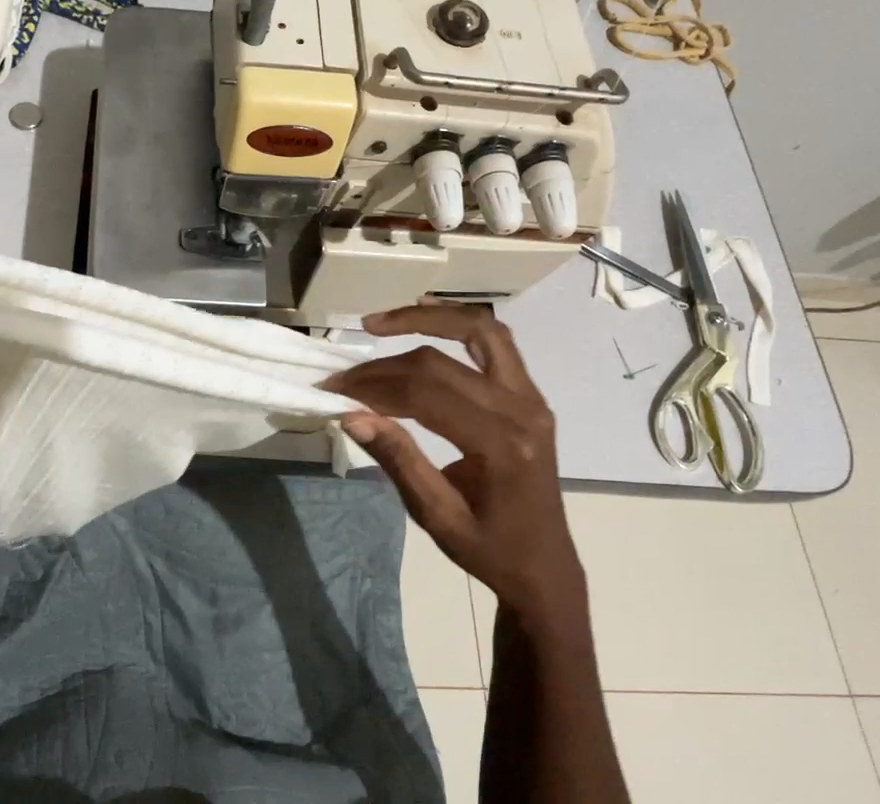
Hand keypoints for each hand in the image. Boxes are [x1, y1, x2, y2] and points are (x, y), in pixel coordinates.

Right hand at [325, 302, 582, 613]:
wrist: (544, 566)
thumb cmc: (489, 549)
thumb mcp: (436, 515)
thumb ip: (398, 459)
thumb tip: (351, 416)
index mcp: (501, 445)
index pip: (426, 395)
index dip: (375, 386)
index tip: (335, 390)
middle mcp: (523, 410)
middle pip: (443, 362)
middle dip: (385, 363)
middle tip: (344, 375)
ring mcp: (532, 398)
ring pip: (479, 331)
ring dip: (427, 319)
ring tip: (379, 323)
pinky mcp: (530, 395)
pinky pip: (495, 342)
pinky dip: (458, 323)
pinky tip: (425, 313)